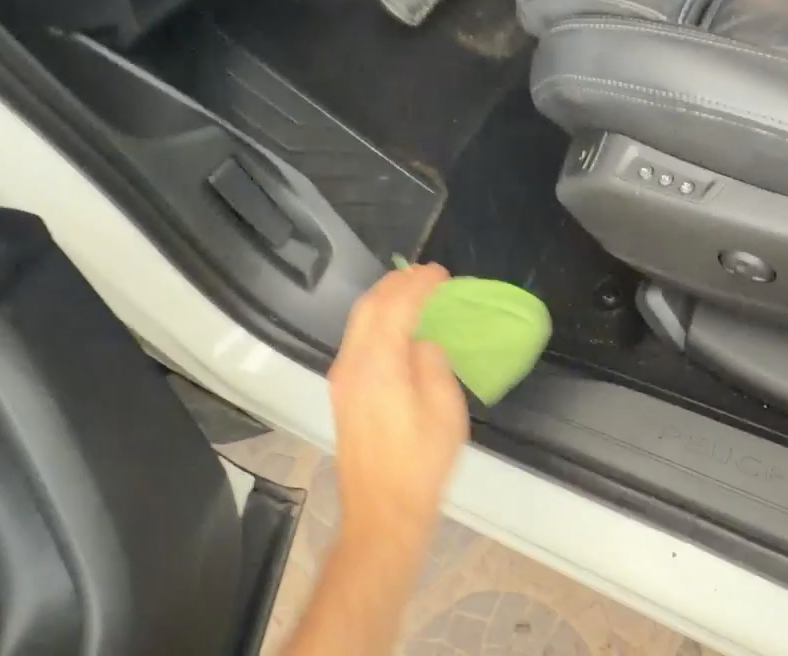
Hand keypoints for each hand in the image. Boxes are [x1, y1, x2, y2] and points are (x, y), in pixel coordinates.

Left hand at [329, 264, 470, 553]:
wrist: (382, 514)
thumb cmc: (420, 462)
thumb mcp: (444, 408)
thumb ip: (433, 364)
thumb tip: (423, 345)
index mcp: (378, 365)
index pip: (396, 307)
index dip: (419, 285)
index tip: (441, 273)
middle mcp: (352, 366)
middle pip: (368, 308)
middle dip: (396, 284)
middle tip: (426, 274)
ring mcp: (343, 381)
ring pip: (358, 323)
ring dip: (385, 301)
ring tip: (413, 291)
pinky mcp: (344, 395)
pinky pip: (358, 341)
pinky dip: (378, 321)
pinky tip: (397, 326)